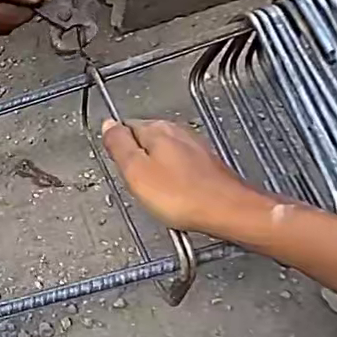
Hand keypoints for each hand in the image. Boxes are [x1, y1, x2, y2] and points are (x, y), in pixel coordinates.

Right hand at [99, 118, 271, 236]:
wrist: (228, 211)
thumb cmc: (183, 195)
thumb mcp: (136, 171)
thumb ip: (119, 145)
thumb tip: (108, 125)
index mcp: (157, 130)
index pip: (125, 126)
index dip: (117, 148)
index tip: (120, 167)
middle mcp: (178, 132)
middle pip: (145, 140)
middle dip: (137, 160)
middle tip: (137, 184)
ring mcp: (195, 147)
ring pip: (163, 154)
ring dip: (156, 171)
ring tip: (156, 193)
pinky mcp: (206, 165)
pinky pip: (180, 167)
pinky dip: (173, 180)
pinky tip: (175, 195)